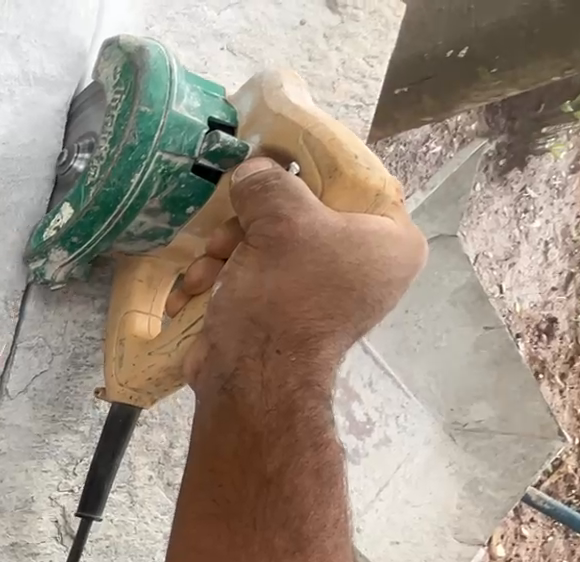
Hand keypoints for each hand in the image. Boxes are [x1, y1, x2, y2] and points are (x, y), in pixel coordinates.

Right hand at [168, 157, 426, 398]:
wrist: (249, 378)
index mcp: (387, 240)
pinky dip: (214, 285)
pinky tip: (191, 295)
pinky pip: (244, 282)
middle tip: (221, 240)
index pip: (348, 184)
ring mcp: (314, 295)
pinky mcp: (274, 317)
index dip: (300, 172)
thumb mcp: (282, 226)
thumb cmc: (283, 299)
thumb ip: (270, 187)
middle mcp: (358, 266)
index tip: (261, 165)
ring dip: (218, 259)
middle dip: (243, 229)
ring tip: (200, 277)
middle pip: (294, 219)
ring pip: (260, 251)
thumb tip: (252, 167)